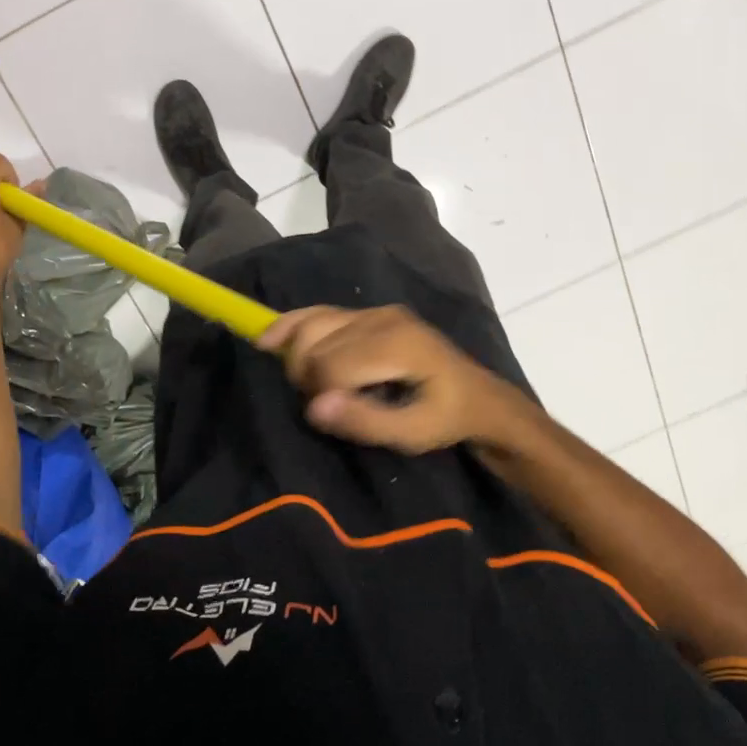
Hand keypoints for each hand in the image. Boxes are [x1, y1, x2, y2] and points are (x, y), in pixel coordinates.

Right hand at [257, 305, 519, 453]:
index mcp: (397, 345)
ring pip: (310, 324)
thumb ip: (365, 421)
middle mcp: (382, 318)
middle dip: (305, 376)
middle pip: (314, 342)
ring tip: (306, 384)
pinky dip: (290, 326)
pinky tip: (267, 340)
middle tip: (322, 405)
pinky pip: (317, 314)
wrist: (479, 399)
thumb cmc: (446, 420)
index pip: (331, 364)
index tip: (335, 418)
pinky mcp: (366, 312)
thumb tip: (314, 407)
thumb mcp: (413, 434)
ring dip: (297, 356)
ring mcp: (374, 311)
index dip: (322, 396)